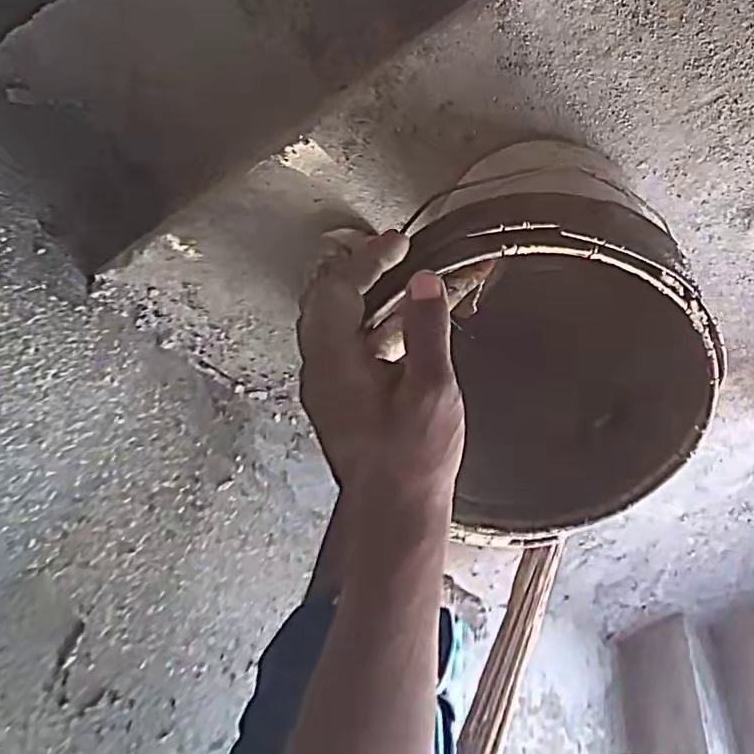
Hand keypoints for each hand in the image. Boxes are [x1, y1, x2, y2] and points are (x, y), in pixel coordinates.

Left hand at [296, 231, 465, 506]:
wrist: (396, 510)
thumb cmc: (414, 457)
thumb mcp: (432, 388)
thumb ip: (426, 330)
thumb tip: (426, 282)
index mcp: (335, 365)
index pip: (339, 292)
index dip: (368, 260)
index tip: (399, 243)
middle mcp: (322, 371)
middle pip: (325, 302)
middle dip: (357, 268)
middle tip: (391, 250)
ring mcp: (329, 386)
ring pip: (333, 321)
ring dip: (362, 291)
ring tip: (396, 274)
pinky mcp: (343, 398)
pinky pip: (347, 341)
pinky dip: (370, 317)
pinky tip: (400, 320)